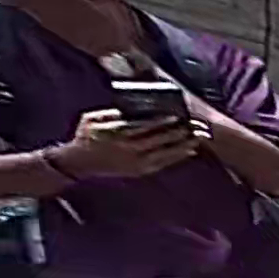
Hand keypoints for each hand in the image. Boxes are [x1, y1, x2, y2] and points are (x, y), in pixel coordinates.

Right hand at [49, 109, 203, 177]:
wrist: (79, 162)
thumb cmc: (87, 136)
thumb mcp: (92, 120)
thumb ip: (114, 113)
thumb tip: (140, 107)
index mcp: (112, 132)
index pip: (142, 126)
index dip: (162, 122)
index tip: (177, 116)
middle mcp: (126, 147)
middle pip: (160, 139)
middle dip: (179, 132)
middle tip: (195, 126)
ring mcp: (136, 160)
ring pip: (167, 152)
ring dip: (186, 144)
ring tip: (199, 137)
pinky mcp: (144, 170)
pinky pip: (166, 162)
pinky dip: (179, 156)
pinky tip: (190, 150)